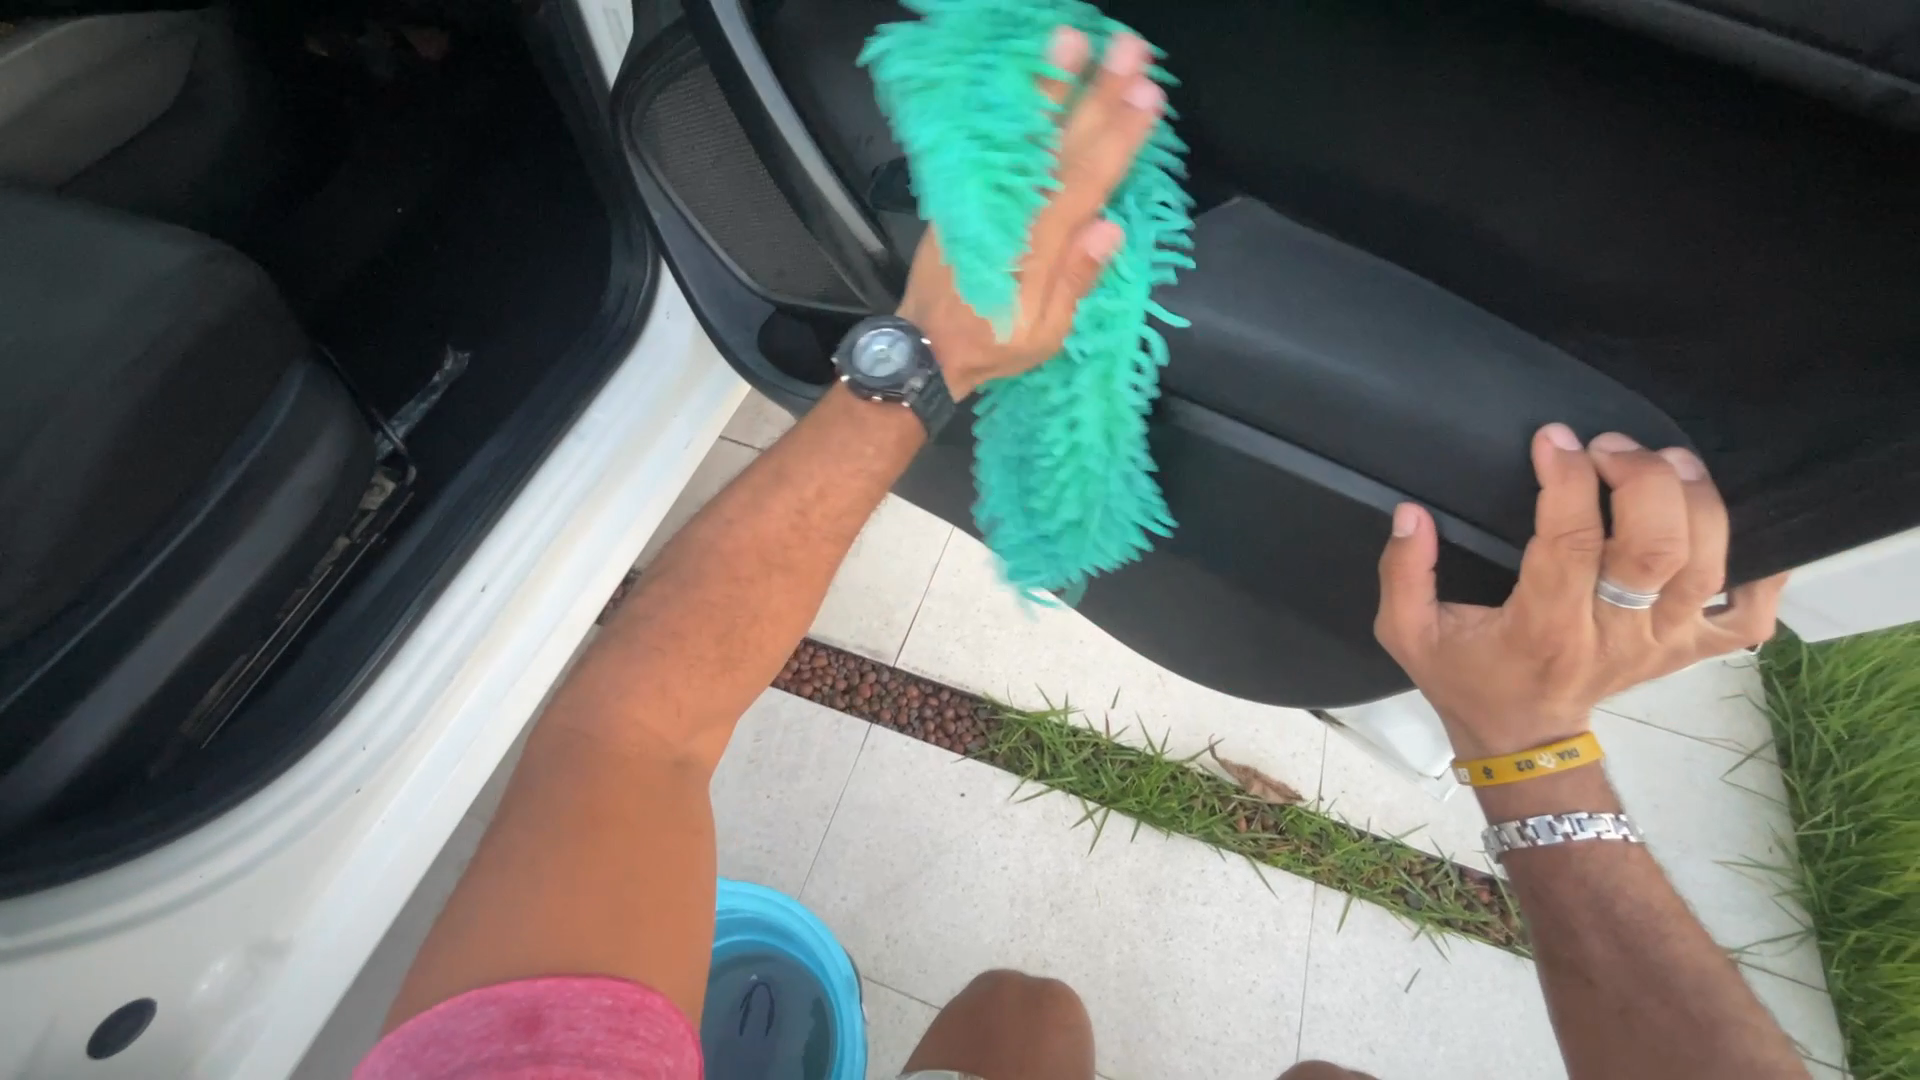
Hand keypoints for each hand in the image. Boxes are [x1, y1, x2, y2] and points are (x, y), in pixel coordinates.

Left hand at [896, 27, 1164, 399]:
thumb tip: (1108, 230)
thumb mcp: (1042, 335)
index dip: (1117, 139)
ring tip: (1073, 40)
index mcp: (1036, 250)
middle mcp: (1009, 216)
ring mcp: (980, 204)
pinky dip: (1008, 114)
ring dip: (1050, 87)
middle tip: (1129, 50)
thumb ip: (1073, 282)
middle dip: (1096, 96)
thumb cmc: (992, 346)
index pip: (1085, 183)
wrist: (924, 348)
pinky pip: (988, 148)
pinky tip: (1026, 84)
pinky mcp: (959, 201)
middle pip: (1059, 148)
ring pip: (1020, 138)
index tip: (1148, 97)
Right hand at [1373, 424, 1789, 759]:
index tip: (1553, 440)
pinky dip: (1760, 566)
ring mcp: (1664, 646)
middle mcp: (1613, 636)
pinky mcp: (1692, 652)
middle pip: (1658, 547)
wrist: (1520, 735)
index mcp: (1542, 628)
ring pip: (1709, 565)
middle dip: (1641, 480)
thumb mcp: (1405, 631)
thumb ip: (1402, 572)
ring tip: (1665, 461)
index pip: (1572, 543)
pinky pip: (1752, 609)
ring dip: (1696, 501)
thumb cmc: (1461, 677)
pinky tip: (1726, 529)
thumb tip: (1411, 513)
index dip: (1568, 481)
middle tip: (1610, 447)